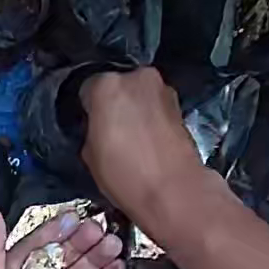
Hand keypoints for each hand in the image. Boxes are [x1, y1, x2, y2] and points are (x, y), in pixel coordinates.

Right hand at [80, 68, 209, 226]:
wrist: (174, 191)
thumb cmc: (124, 173)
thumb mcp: (89, 155)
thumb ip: (91, 130)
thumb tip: (98, 129)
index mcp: (106, 85)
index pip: (87, 89)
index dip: (87, 110)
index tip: (88, 126)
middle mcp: (136, 78)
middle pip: (117, 87)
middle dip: (113, 105)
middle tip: (110, 132)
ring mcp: (163, 89)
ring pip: (139, 95)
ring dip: (134, 111)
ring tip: (132, 140)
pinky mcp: (181, 106)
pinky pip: (156, 107)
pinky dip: (151, 119)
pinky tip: (148, 143)